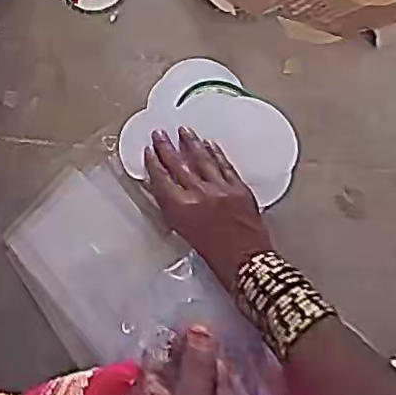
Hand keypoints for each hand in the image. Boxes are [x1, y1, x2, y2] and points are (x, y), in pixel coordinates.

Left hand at [131, 327, 260, 394]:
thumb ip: (194, 371)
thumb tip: (197, 328)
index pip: (160, 357)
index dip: (179, 338)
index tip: (202, 316)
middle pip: (189, 370)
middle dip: (208, 358)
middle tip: (225, 345)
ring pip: (212, 387)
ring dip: (226, 378)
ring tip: (240, 367)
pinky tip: (254, 386)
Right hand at [145, 127, 271, 284]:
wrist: (247, 263)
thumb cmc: (214, 255)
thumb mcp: (183, 231)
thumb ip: (171, 207)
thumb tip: (159, 189)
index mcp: (181, 208)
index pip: (161, 178)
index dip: (153, 163)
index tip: (148, 152)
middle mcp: (199, 194)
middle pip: (178, 164)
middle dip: (166, 147)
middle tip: (159, 134)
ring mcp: (220, 188)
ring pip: (202, 158)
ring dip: (191, 143)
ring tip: (183, 131)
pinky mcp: (238, 188)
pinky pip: (224, 165)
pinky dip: (216, 153)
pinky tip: (210, 144)